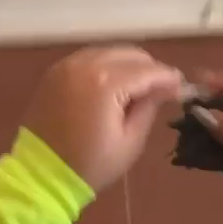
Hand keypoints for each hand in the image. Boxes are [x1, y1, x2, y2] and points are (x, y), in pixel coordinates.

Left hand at [23, 46, 183, 190]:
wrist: (40, 173)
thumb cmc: (89, 164)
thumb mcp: (129, 141)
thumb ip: (149, 106)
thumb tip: (168, 87)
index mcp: (105, 83)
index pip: (146, 70)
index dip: (168, 77)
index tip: (182, 87)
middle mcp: (85, 64)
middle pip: (129, 53)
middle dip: (149, 67)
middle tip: (162, 89)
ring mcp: (68, 64)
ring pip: (109, 50)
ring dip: (128, 64)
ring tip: (139, 87)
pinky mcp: (56, 70)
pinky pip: (89, 57)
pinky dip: (106, 65)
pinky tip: (114, 84)